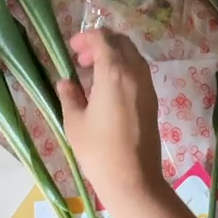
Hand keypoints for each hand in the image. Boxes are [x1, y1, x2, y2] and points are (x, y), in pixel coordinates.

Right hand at [57, 29, 164, 208]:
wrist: (134, 180)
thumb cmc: (99, 151)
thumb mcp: (75, 123)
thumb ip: (69, 96)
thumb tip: (66, 82)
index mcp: (113, 72)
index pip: (103, 38)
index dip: (86, 37)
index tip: (72, 49)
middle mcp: (134, 72)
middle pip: (120, 41)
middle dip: (101, 43)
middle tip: (81, 60)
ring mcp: (147, 85)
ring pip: (132, 55)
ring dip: (113, 55)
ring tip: (93, 74)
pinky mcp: (152, 98)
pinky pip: (138, 70)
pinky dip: (123, 68)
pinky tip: (108, 89)